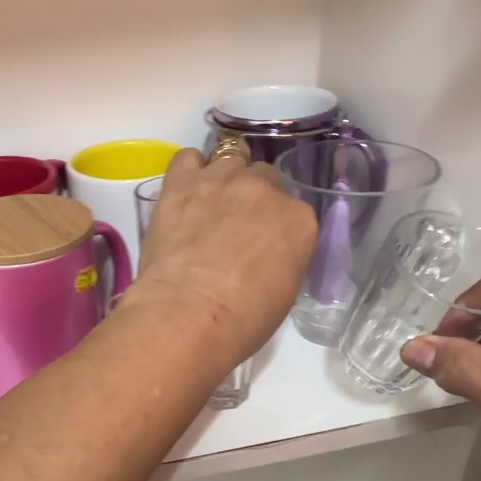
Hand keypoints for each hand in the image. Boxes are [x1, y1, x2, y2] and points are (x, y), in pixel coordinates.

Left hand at [120, 148, 316, 367]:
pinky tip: (184, 192)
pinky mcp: (182, 182)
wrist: (188, 315)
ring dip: (224, 177)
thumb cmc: (241, 322)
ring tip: (209, 204)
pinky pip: (188, 158)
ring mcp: (223, 180)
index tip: (263, 245)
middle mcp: (266, 190)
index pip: (294, 212)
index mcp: (299, 222)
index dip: (276, 227)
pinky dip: (188, 170)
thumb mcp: (282, 295)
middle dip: (252, 200)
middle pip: (264, 179)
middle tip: (233, 228)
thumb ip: (282, 260)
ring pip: (230, 158)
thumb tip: (267, 257)